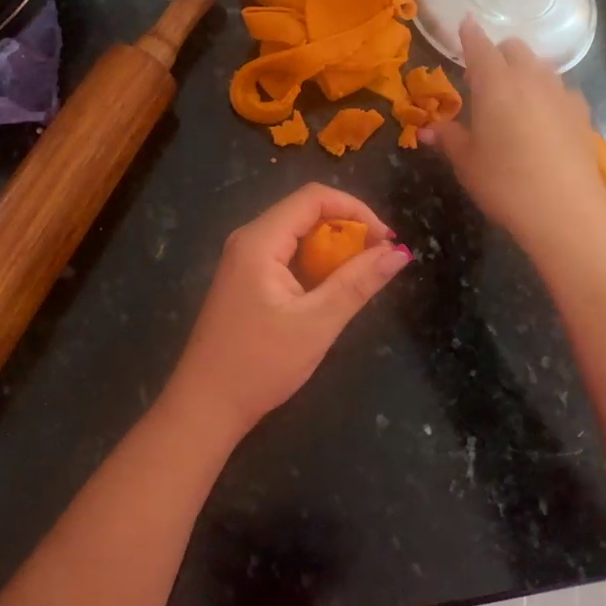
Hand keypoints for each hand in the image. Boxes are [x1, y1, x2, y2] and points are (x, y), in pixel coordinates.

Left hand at [163, 184, 410, 437]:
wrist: (205, 407)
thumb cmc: (259, 365)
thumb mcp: (317, 324)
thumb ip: (358, 283)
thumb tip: (400, 253)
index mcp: (259, 240)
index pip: (314, 197)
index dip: (356, 210)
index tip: (385, 241)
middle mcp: (248, 240)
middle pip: (305, 211)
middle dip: (347, 228)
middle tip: (378, 260)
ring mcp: (244, 260)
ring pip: (298, 234)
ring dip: (333, 248)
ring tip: (360, 277)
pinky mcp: (246, 280)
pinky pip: (287, 254)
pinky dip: (315, 264)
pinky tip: (331, 291)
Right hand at [424, 17, 605, 250]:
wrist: (566, 211)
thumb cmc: (504, 183)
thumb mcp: (466, 162)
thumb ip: (448, 138)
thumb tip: (426, 130)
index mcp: (495, 83)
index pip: (479, 46)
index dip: (469, 33)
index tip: (464, 22)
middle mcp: (530, 78)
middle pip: (514, 49)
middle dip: (498, 54)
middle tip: (483, 79)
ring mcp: (561, 93)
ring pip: (541, 66)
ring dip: (524, 71)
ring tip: (513, 98)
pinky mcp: (582, 113)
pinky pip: (561, 90)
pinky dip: (547, 94)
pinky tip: (543, 118)